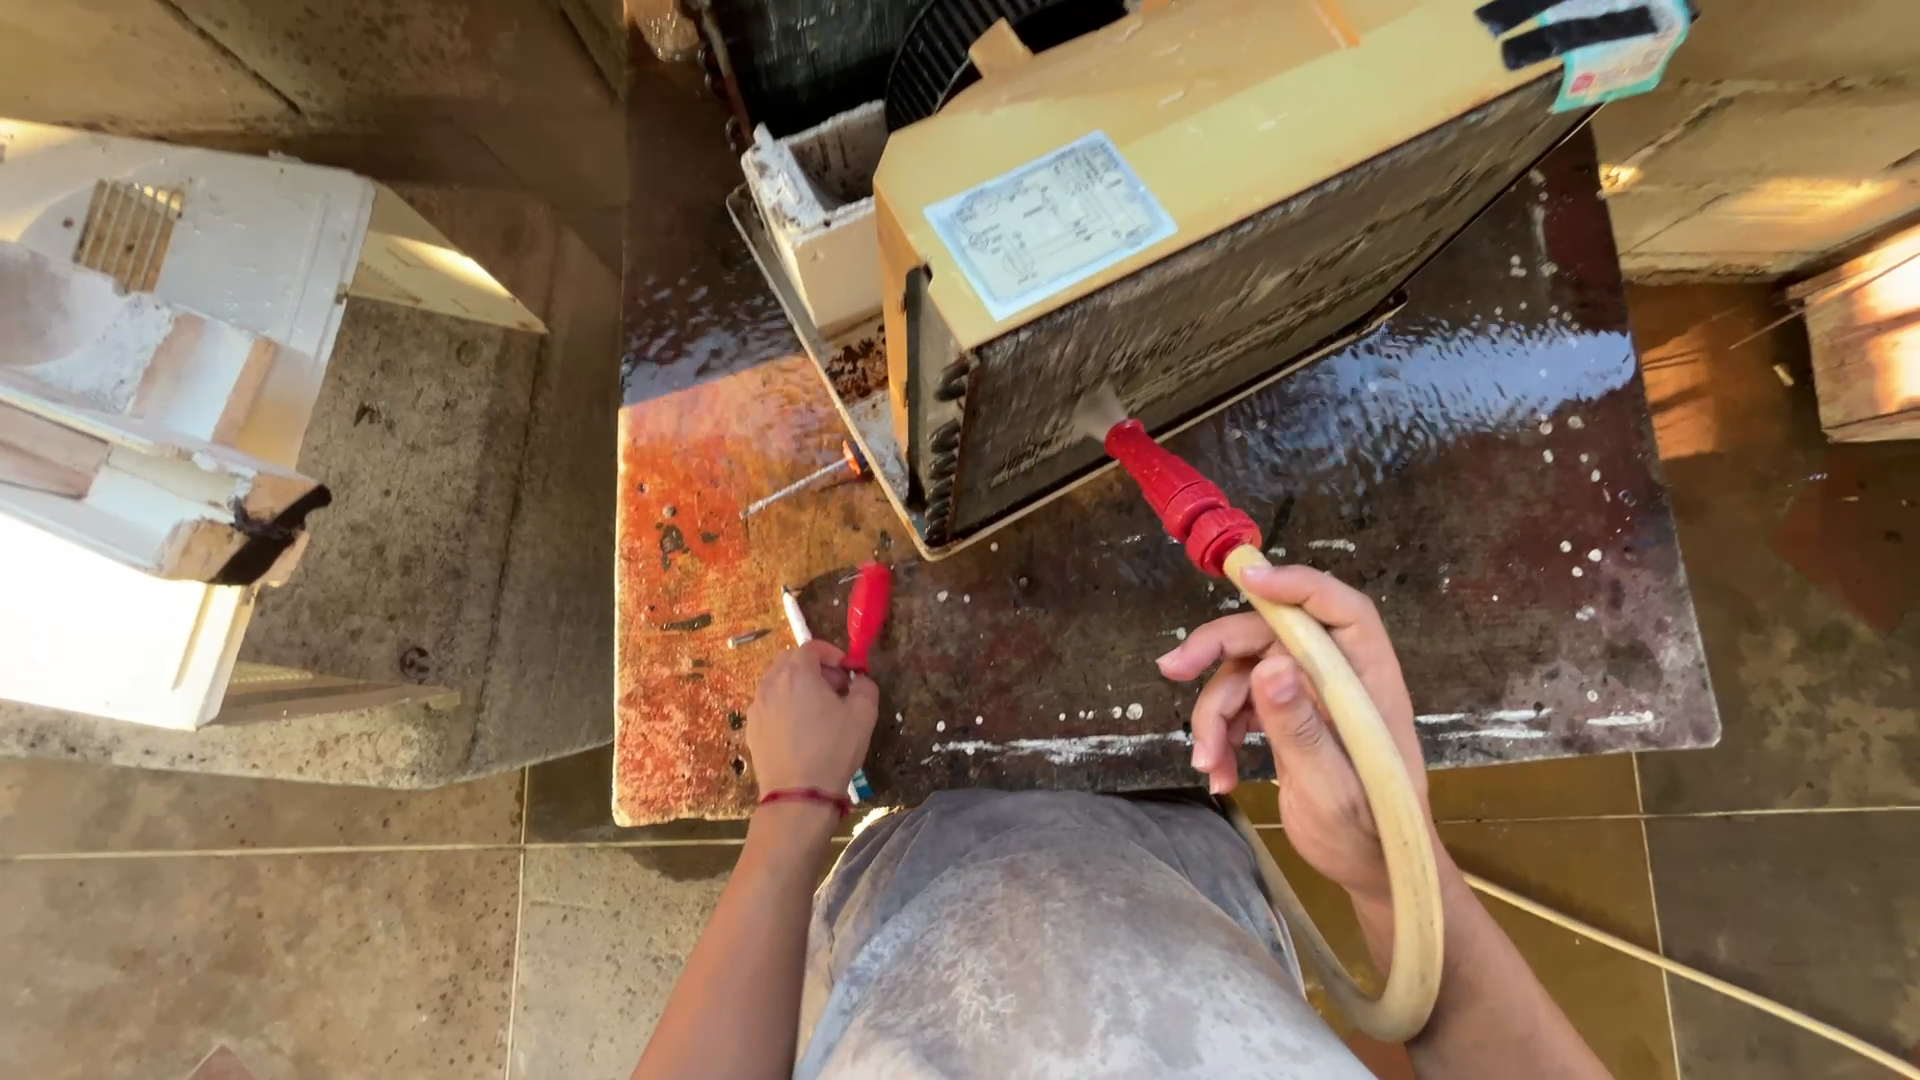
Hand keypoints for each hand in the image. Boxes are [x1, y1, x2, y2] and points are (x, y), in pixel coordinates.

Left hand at [745, 640, 879, 795]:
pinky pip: (770, 705)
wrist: (799, 795)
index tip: (846, 670)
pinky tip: (800, 730)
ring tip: (818, 710)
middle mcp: (771, 684)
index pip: (811, 647)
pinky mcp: (751, 729)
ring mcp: (757, 707)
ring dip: (798, 686)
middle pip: (791, 661)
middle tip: (835, 688)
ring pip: (778, 683)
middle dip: (815, 668)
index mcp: (797, 674)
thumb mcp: (864, 714)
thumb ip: (865, 686)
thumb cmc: (833, 749)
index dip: (832, 653)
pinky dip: (785, 706)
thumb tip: (859, 681)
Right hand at [1156, 564, 1431, 905]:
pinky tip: (1220, 772)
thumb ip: (1302, 728)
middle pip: (1268, 634)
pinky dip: (1220, 734)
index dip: (1296, 585)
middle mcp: (1335, 677)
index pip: (1340, 610)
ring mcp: (1307, 694)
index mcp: (1366, 681)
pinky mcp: (1285, 715)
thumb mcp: (1334, 789)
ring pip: (1240, 673)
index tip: (1249, 580)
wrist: (1369, 872)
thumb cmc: (1371, 835)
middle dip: (1216, 651)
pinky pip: (1237, 705)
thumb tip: (1269, 668)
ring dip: (1213, 715)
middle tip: (1172, 670)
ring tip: (1208, 763)